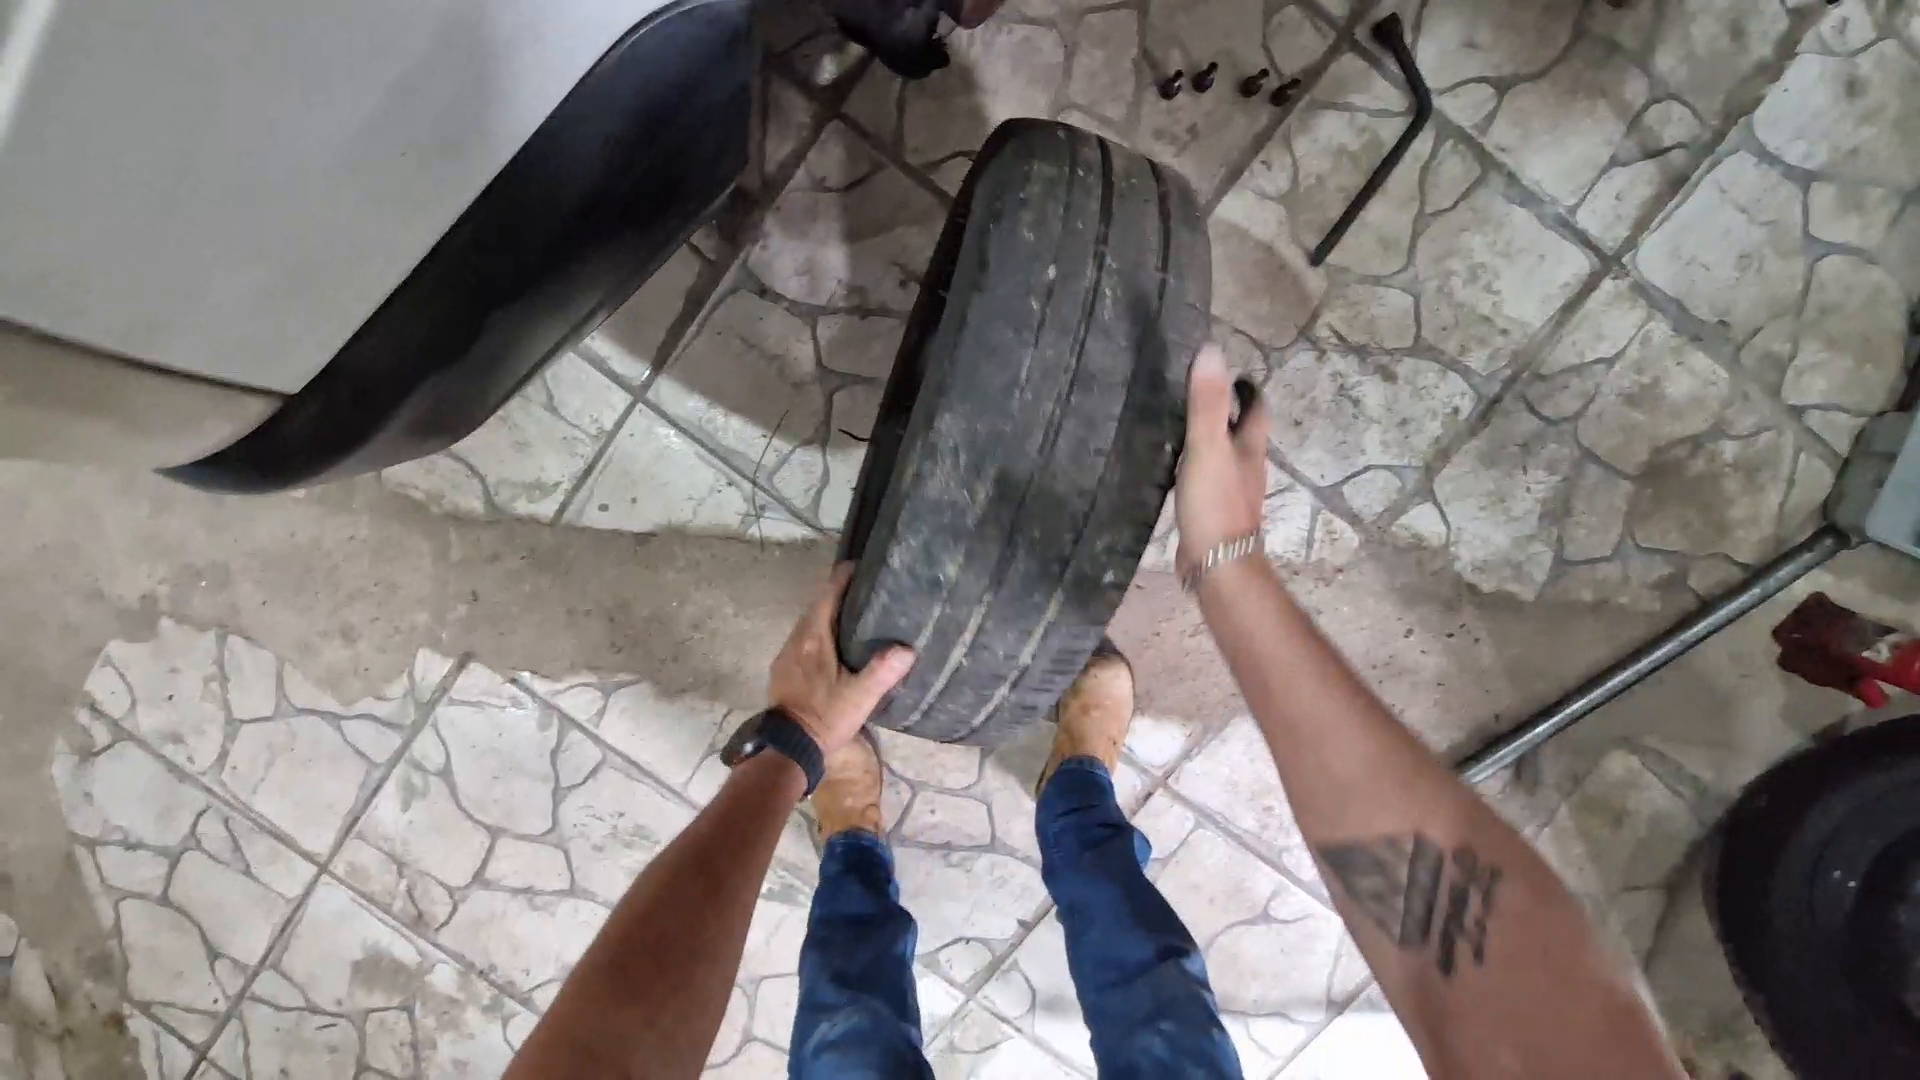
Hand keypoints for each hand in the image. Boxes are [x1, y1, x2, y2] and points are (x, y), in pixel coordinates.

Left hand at [769, 563, 915, 753]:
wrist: (788, 749)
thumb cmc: (825, 717)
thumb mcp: (860, 696)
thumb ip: (883, 671)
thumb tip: (907, 649)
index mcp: (813, 639)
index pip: (826, 596)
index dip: (842, 578)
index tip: (859, 567)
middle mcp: (796, 641)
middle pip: (815, 607)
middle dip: (836, 595)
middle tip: (864, 591)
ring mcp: (786, 657)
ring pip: (807, 625)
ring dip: (826, 616)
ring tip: (853, 616)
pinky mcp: (783, 672)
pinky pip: (802, 642)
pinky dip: (818, 634)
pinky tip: (833, 646)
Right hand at [1176, 344, 1269, 579]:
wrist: (1217, 563)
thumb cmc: (1216, 504)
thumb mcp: (1207, 447)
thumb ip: (1206, 404)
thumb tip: (1212, 351)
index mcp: (1250, 448)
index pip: (1256, 409)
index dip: (1247, 390)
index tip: (1232, 375)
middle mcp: (1247, 468)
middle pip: (1243, 433)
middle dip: (1229, 414)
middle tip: (1201, 396)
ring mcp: (1233, 493)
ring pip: (1225, 459)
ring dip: (1212, 443)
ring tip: (1182, 428)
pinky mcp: (1215, 514)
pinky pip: (1208, 482)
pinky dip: (1197, 470)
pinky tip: (1177, 471)